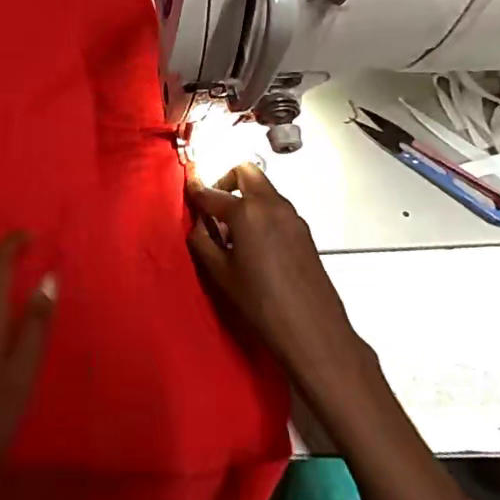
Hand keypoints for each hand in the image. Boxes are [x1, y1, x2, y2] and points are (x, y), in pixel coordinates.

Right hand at [186, 165, 366, 385]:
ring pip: (264, 190)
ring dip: (245, 198)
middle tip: (213, 207)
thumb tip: (197, 226)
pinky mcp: (303, 230)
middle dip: (226, 182)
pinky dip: (261, 213)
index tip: (188, 190)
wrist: (311, 327)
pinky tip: (254, 244)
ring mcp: (292, 215)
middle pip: (246, 173)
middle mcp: (272, 205)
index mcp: (247, 212)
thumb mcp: (221, 274)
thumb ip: (203, 242)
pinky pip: (277, 209)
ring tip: (232, 232)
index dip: (196, 192)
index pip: (212, 193)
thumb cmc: (262, 303)